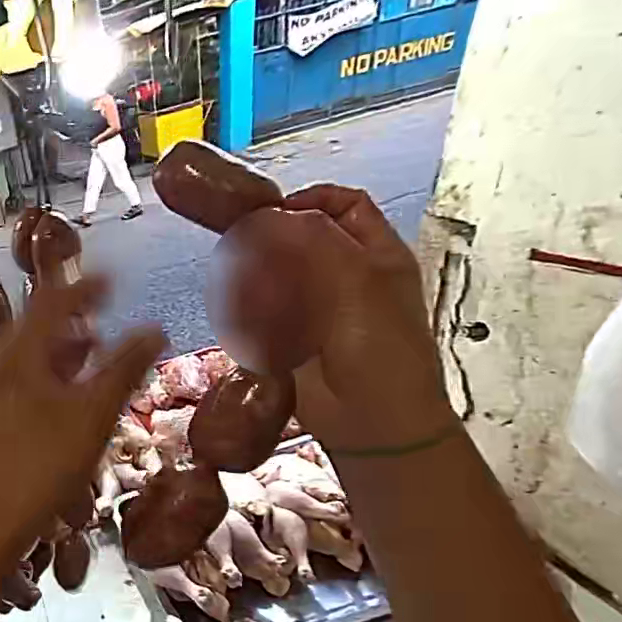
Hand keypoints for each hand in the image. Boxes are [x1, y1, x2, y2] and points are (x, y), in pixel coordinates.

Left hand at [0, 276, 164, 553]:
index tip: (115, 279)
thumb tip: (156, 329)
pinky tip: (73, 398)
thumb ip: (125, 368)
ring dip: (67, 349)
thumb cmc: (38, 464)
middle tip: (107, 313)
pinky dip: (55, 376)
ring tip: (97, 352)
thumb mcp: (92, 414)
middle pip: (39, 325)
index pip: (54, 299)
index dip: (87, 286)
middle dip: (76, 317)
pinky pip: (28, 381)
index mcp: (19, 350)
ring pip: (34, 356)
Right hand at [218, 184, 453, 450]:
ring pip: (272, 275)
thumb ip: (317, 240)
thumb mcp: (358, 282)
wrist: (368, 420)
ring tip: (242, 288)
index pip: (343, 205)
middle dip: (270, 241)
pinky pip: (259, 312)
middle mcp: (342, 274)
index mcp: (374, 254)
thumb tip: (274, 216)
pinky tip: (242, 317)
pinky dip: (247, 311)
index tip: (272, 212)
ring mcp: (311, 307)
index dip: (310, 201)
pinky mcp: (285, 336)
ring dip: (255, 278)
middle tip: (243, 248)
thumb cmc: (379, 350)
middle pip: (298, 240)